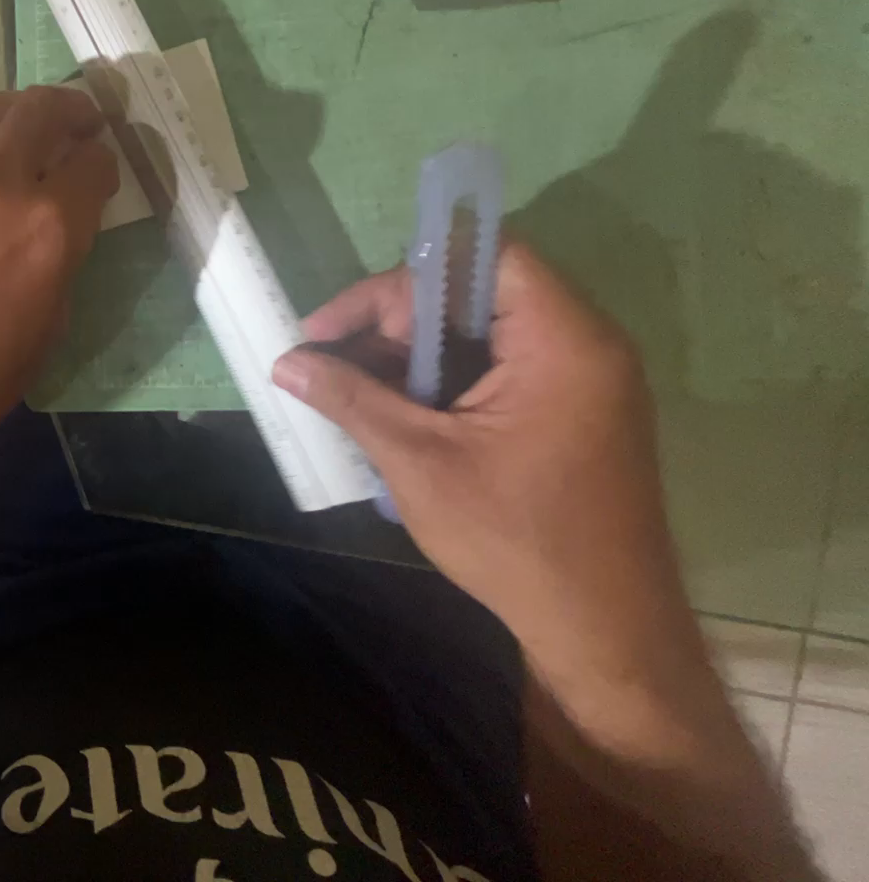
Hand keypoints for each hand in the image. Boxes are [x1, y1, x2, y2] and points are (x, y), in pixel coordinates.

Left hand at [0, 86, 116, 479]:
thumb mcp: (52, 318)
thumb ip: (63, 253)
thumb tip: (64, 222)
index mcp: (51, 225)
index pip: (93, 160)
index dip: (105, 163)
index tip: (103, 173)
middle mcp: (1, 187)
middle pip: (40, 110)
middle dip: (71, 108)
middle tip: (82, 120)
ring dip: (18, 113)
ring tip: (31, 128)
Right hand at [270, 244, 686, 671]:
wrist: (601, 628)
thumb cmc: (514, 538)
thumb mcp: (416, 461)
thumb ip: (349, 399)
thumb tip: (285, 362)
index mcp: (561, 344)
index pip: (481, 259)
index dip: (400, 280)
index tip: (337, 326)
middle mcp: (579, 348)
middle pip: (472, 294)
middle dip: (392, 323)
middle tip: (334, 366)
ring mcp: (573, 382)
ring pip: (473, 334)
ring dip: (406, 356)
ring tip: (350, 394)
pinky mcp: (560, 413)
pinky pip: (487, 370)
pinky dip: (433, 382)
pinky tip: (388, 416)